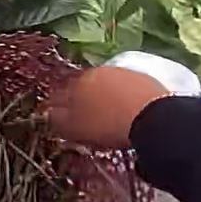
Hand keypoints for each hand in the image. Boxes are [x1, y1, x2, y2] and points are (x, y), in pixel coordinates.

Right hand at [45, 66, 169, 148]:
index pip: (59, 94)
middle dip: (82, 99)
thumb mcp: (75, 129)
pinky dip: (124, 96)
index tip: (62, 118)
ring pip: (105, 85)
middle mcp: (96, 73)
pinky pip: (126, 87)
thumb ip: (58, 120)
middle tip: (88, 117)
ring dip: (104, 96)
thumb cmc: (108, 125)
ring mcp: (119, 72)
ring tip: (111, 115)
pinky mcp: (141, 77)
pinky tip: (130, 110)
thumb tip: (48, 113)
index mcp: (76, 84)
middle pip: (83, 86)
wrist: (152, 117)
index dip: (59, 107)